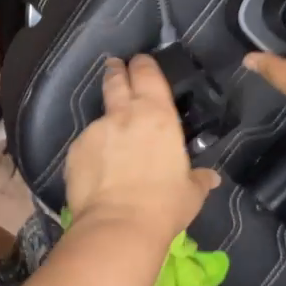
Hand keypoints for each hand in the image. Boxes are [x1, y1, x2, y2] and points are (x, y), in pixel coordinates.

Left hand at [65, 54, 221, 242]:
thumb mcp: (190, 192)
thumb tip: (211, 178)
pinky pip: (85, 145)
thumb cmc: (164, 205)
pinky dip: (91, 151)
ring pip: (100, 118)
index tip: (139, 60)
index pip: (148, 76)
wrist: (118, 225)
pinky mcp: (74, 150)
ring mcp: (95, 130)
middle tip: (114, 66)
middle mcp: (124, 115)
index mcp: (158, 116)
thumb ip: (198, 179)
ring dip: (106, 124)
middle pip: (116, 81)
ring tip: (110, 144)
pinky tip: (97, 170)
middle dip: (116, 71)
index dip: (143, 65)